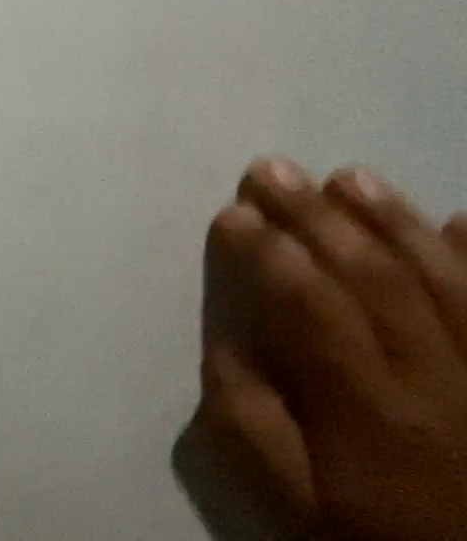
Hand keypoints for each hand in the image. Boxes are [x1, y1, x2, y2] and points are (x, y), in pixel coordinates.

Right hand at [199, 158, 466, 540]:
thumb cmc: (371, 532)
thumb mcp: (293, 501)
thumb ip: (251, 422)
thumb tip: (230, 342)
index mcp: (369, 408)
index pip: (310, 307)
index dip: (268, 254)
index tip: (230, 211)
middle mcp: (441, 381)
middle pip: (375, 281)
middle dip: (318, 219)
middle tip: (271, 169)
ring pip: (448, 283)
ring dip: (395, 224)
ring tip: (349, 176)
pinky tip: (461, 220)